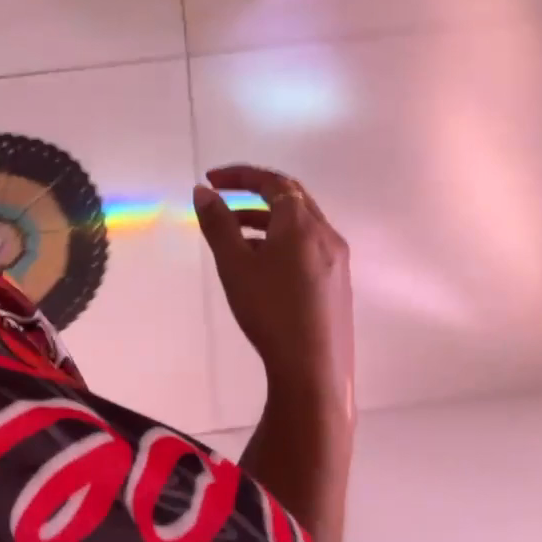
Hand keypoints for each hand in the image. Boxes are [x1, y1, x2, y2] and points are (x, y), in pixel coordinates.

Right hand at [193, 166, 354, 415]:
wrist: (313, 367)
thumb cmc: (269, 308)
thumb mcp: (233, 263)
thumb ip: (218, 223)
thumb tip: (204, 192)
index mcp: (302, 226)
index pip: (275, 183)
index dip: (241, 174)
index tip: (211, 179)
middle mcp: (326, 236)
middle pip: (292, 198)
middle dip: (254, 190)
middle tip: (220, 194)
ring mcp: (337, 260)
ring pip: (299, 222)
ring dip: (264, 216)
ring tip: (231, 231)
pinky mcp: (336, 281)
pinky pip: (306, 243)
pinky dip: (278, 236)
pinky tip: (257, 261)